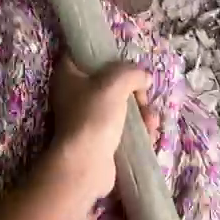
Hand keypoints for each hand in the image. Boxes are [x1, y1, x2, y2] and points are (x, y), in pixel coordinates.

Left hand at [47, 58, 156, 201]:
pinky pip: (121, 128)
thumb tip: (144, 76)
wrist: (85, 164)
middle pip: (109, 82)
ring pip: (118, 106)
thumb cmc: (94, 116)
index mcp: (68, 74)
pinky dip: (136, 130)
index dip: (106, 56)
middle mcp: (74, 93)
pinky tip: (149, 134)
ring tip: (151, 121)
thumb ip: (131, 73)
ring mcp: (86, 118)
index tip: (126, 63)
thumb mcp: (114, 84)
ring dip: (140, 112)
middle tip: (144, 98)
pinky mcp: (98, 139)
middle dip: (133, 91)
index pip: (85, 54)